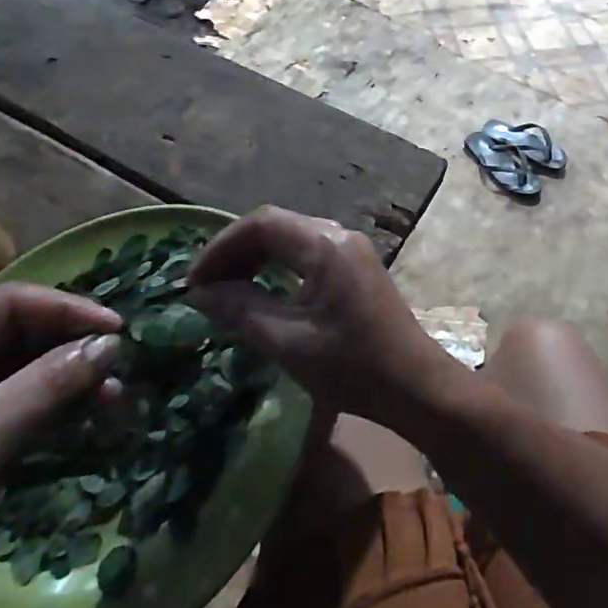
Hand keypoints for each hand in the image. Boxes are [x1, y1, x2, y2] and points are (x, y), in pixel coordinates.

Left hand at [0, 284, 121, 607]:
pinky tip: (84, 425)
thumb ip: (42, 389)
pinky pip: (10, 417)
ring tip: (113, 401)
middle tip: (123, 371)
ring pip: (17, 379)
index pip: (4, 307)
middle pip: (14, 340)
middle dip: (72, 349)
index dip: (66, 309)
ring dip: (67, 384)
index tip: (120, 330)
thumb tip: (111, 343)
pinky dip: (50, 416)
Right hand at [187, 206, 462, 424]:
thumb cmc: (352, 367)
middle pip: (276, 226)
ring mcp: (352, 250)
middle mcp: (340, 236)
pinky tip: (261, 293)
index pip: (261, 223)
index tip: (193, 283)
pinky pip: (308, 254)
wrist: (414, 383)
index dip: (221, 247)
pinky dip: (278, 267)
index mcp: (326, 246)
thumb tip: (202, 292)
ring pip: (292, 238)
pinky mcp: (357, 268)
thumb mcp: (288, 342)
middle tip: (204, 289)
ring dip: (256, 258)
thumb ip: (242, 310)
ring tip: (225, 292)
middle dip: (235, 251)